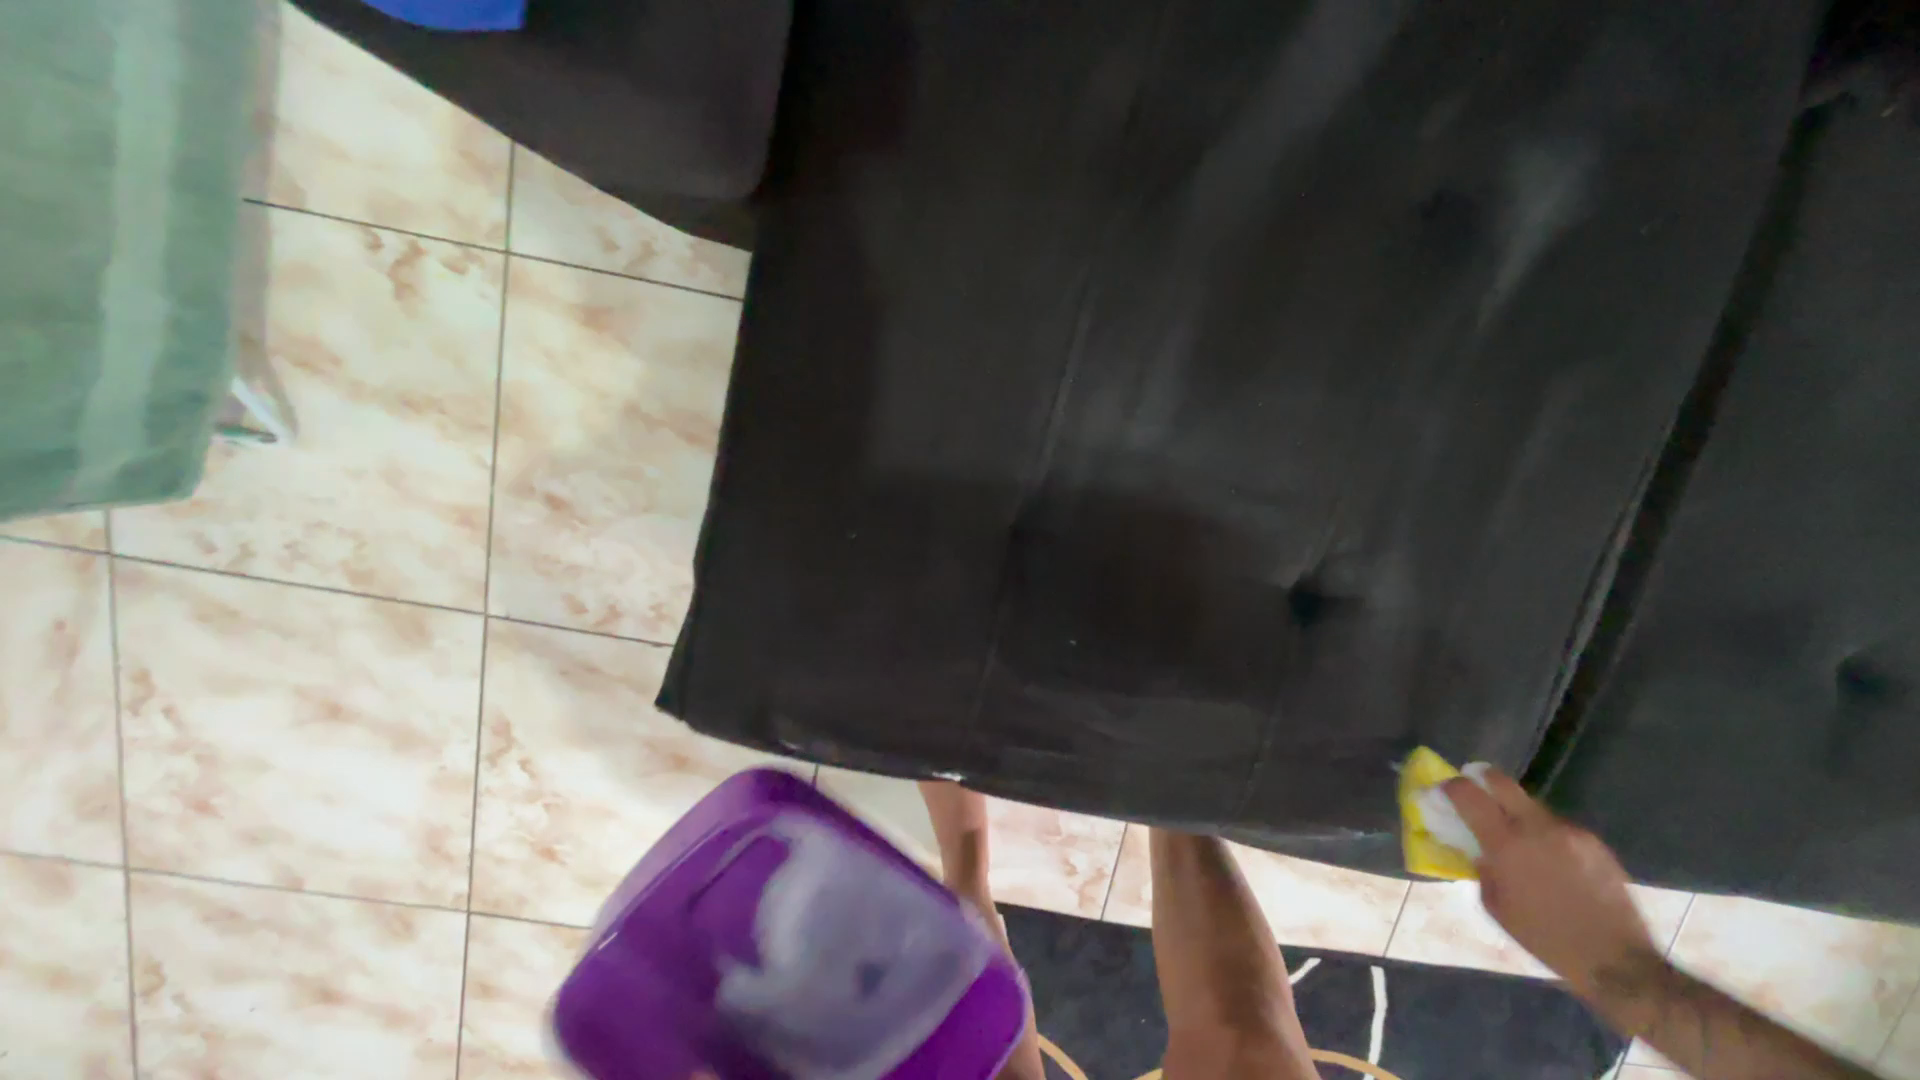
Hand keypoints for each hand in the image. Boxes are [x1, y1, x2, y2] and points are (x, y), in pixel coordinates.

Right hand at [1442, 767, 1659, 994]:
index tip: (1444, 789)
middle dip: (1482, 779)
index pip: (1470, 796)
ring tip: (1518, 838)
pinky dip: (1545, 833)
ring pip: (1532, 806)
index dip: (1452, 787)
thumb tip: (1481, 851)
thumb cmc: (1546, 938)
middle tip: (1474, 788)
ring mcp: (1570, 833)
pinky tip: (1550, 858)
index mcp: (1507, 845)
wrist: (1616, 959)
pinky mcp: (1595, 843)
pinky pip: (1559, 827)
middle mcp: (1538, 828)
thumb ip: (1483, 870)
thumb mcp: (1497, 908)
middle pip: (1502, 783)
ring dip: (1517, 812)